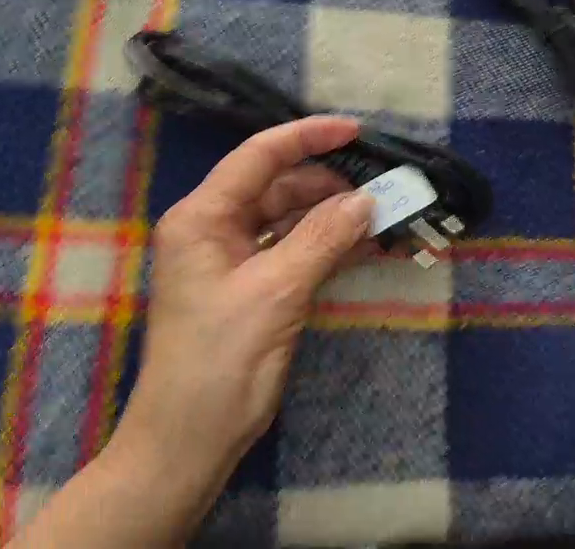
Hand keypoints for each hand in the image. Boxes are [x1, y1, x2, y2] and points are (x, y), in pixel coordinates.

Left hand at [108, 116, 376, 507]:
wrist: (189, 443)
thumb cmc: (220, 360)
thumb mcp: (276, 292)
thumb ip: (324, 237)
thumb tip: (369, 199)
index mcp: (204, 216)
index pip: (260, 156)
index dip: (308, 137)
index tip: (356, 131)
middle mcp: (217, 227)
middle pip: (280, 185)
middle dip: (332, 184)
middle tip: (384, 186)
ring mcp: (236, 258)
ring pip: (294, 218)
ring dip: (337, 217)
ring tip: (385, 216)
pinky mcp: (255, 285)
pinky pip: (298, 249)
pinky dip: (332, 245)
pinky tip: (370, 244)